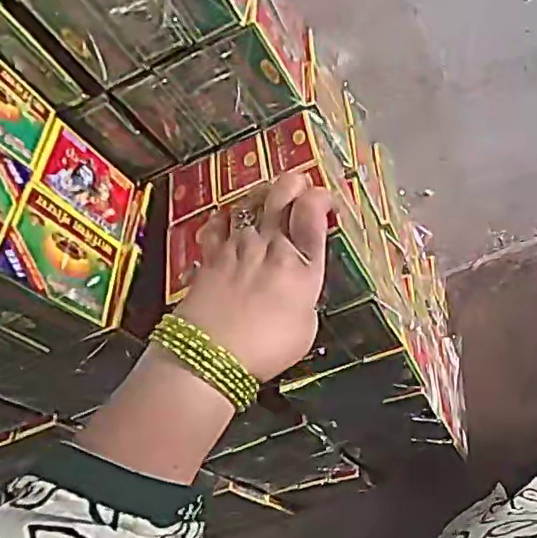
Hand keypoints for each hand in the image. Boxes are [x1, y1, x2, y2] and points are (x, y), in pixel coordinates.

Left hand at [175, 170, 332, 380]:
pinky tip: (229, 221)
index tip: (326, 201)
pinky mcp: (210, 254)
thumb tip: (295, 287)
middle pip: (282, 194)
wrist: (211, 355)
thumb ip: (304, 298)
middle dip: (294, 182)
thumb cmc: (267, 349)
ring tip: (267, 201)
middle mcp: (271, 246)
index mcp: (303, 265)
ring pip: (249, 203)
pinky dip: (226, 218)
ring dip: (262, 198)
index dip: (322, 197)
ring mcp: (237, 246)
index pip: (314, 212)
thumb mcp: (305, 329)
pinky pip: (218, 222)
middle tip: (300, 185)